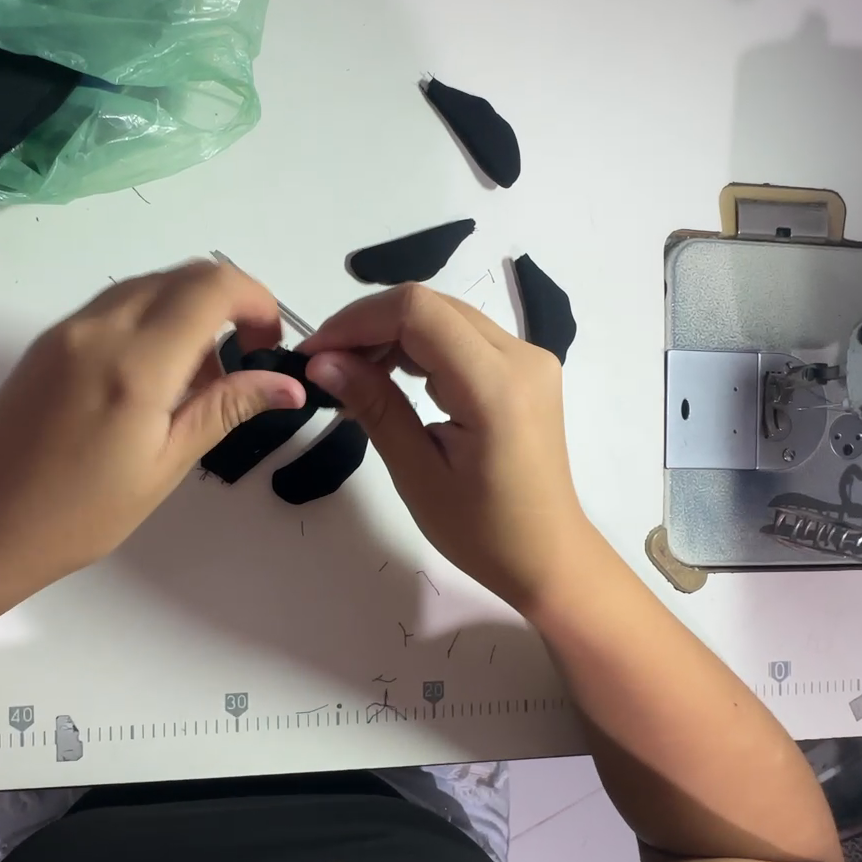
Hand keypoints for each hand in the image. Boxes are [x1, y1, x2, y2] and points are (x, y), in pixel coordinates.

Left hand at [0, 262, 304, 636]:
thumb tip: (288, 384)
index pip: (213, 286)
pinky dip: (153, 321)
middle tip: (245, 361)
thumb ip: (224, 410)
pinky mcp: (47, 342)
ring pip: (148, 286)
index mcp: (136, 362)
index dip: (257, 301)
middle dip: (230, 302)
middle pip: (183, 275)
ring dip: (190, 311)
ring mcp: (67, 329)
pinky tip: (155, 378)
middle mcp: (99, 326)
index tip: (270, 345)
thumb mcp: (164, 466)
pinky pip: (115, 307)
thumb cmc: (80, 515)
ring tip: (200, 381)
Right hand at [298, 284, 591, 610]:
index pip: (418, 312)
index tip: (314, 354)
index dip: (357, 321)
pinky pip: (462, 337)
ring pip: (445, 316)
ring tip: (351, 375)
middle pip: (431, 306)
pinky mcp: (524, 369)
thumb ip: (375, 406)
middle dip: (368, 325)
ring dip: (390, 334)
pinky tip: (390, 377)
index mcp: (495, 386)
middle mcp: (520, 356)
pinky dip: (418, 347)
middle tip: (325, 366)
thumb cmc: (481, 530)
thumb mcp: (417, 473)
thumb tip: (322, 362)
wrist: (546, 555)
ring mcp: (528, 359)